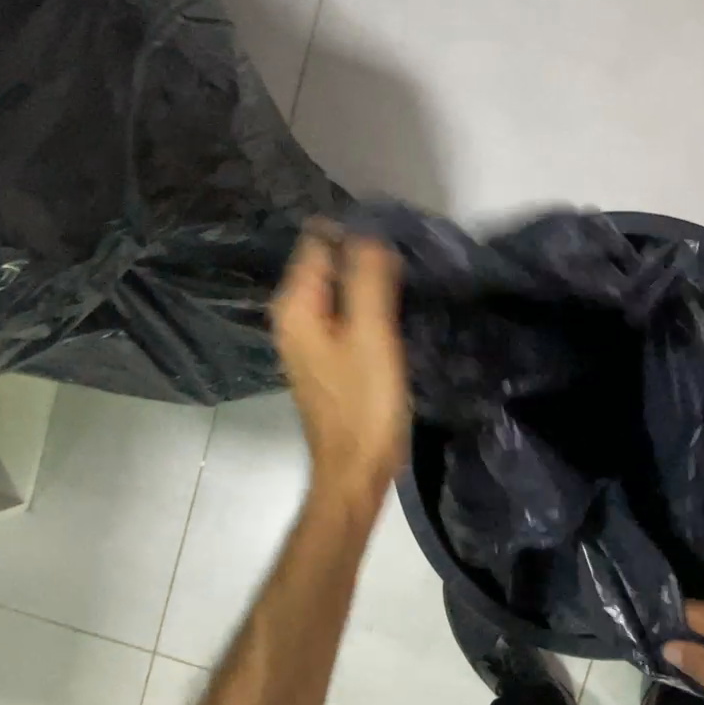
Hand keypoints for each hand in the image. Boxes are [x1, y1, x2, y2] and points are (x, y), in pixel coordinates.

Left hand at [272, 219, 408, 505]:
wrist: (355, 472)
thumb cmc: (365, 406)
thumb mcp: (371, 335)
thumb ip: (368, 279)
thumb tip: (369, 233)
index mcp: (296, 307)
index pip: (320, 242)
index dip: (357, 235)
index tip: (398, 240)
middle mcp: (293, 318)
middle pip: (330, 266)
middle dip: (366, 258)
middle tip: (410, 262)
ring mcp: (308, 341)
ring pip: (340, 292)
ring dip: (370, 285)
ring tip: (408, 284)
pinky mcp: (327, 360)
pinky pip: (346, 318)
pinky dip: (368, 311)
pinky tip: (395, 316)